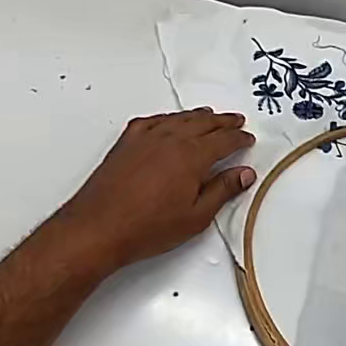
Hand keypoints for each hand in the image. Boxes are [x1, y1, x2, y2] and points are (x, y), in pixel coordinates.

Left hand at [52, 108, 255, 270]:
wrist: (99, 228)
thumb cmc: (143, 226)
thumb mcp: (196, 216)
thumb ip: (222, 190)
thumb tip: (243, 175)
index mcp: (191, 156)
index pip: (224, 140)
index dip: (238, 138)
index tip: (246, 139)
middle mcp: (169, 140)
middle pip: (204, 123)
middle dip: (223, 122)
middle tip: (235, 121)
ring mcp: (145, 138)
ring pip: (179, 118)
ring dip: (198, 116)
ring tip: (208, 116)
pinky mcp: (127, 143)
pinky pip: (152, 121)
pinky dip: (167, 119)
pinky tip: (168, 122)